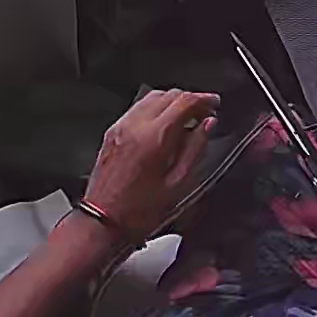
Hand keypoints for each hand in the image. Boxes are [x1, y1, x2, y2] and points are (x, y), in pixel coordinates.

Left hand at [81, 89, 219, 240]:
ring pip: (152, 97)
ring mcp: (121, 127)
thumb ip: (195, 148)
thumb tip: (207, 126)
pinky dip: (156, 109)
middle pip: (168, 94)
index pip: (184, 101)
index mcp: (154, 138)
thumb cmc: (138, 211)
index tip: (215, 103)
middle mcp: (135, 126)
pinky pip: (138, 108)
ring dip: (173, 102)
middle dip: (190, 99)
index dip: (204, 99)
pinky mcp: (112, 132)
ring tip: (186, 118)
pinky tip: (164, 125)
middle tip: (204, 112)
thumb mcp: (178, 184)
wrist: (102, 222)